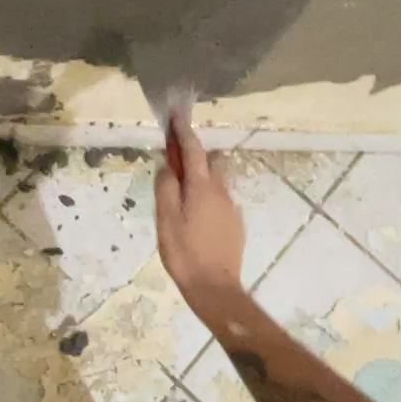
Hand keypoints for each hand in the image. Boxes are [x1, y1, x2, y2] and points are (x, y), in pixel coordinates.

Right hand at [154, 119, 245, 308]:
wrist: (215, 287)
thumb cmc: (184, 253)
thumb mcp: (165, 220)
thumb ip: (165, 188)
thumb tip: (167, 166)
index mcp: (202, 187)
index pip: (193, 150)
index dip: (183, 131)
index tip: (177, 114)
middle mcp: (221, 191)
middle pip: (211, 162)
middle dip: (195, 156)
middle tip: (173, 166)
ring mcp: (231, 207)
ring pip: (216, 182)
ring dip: (200, 179)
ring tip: (181, 199)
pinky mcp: (235, 223)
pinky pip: (219, 200)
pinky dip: (206, 199)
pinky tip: (194, 220)